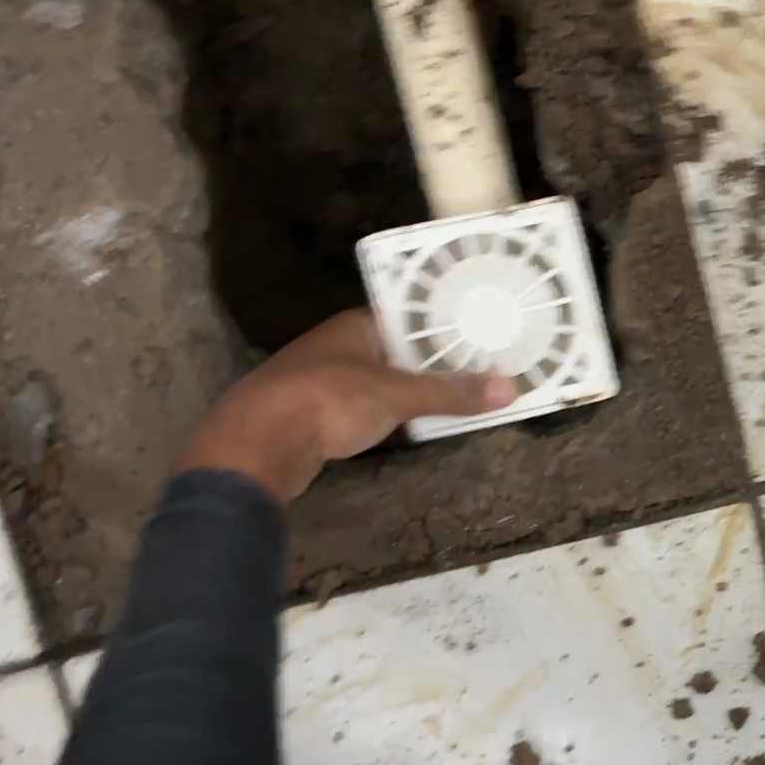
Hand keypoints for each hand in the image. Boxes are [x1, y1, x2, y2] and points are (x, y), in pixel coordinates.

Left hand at [173, 310, 516, 501]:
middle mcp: (343, 345)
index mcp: (357, 325)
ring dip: (422, 387)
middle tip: (489, 364)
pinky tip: (425, 419)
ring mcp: (330, 379)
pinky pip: (375, 404)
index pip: (413, 316)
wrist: (253, 448)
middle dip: (441, 359)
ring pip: (390, 378)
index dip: (448, 324)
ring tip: (468, 391)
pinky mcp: (324, 413)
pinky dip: (402, 410)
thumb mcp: (398, 394)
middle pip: (404, 349)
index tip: (486, 332)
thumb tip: (512, 389)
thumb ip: (452, 392)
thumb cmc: (325, 400)